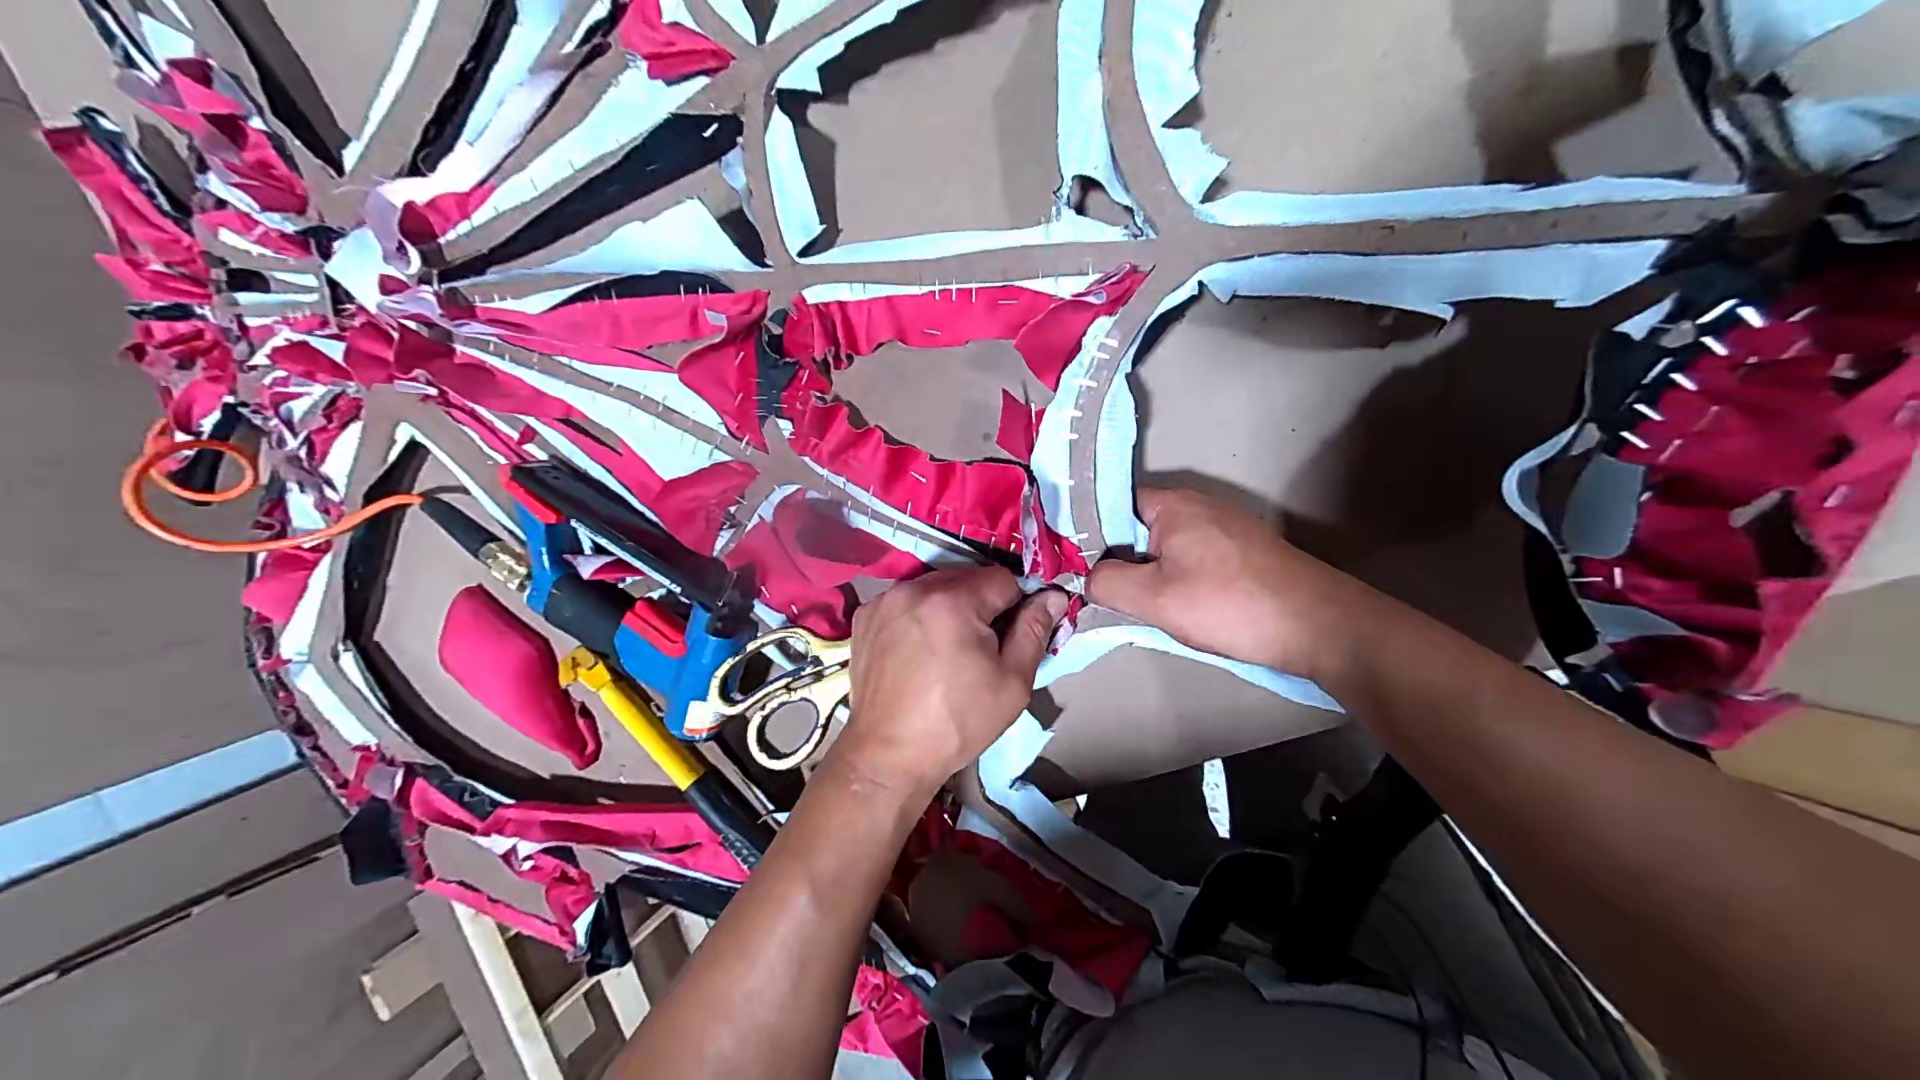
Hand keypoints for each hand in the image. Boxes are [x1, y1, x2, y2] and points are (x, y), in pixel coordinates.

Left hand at [837, 567, 1066, 799]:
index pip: (1003, 578)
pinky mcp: (865, 616)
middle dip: (981, 605)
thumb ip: (1035, 630)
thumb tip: (1053, 597)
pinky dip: (918, 616)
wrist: (889, 755)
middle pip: (967, 579)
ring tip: (947, 652)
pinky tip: (918, 651)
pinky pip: (906, 601)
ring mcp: (884, 601)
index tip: (1011, 636)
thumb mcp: (1012, 682)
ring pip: (935, 587)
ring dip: (949, 607)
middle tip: (981, 649)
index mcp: (953, 601)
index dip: (1016, 605)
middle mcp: (914, 589)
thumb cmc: (958, 722)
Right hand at [1087, 487, 1385, 682]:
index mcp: (1173, 504)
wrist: (1321, 627)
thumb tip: (1086, 577)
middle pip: (1138, 529)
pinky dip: (1179, 581)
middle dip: (1121, 561)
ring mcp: (1226, 529)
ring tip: (1144, 607)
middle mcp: (1200, 506)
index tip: (1075, 567)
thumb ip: (1107, 583)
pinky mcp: (1243, 554)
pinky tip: (1182, 609)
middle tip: (1107, 595)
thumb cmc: (1230, 605)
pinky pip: (1193, 560)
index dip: (1089, 535)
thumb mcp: (1155, 598)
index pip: (1112, 506)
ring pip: (1165, 548)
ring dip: (1151, 575)